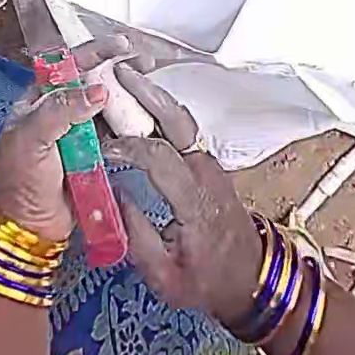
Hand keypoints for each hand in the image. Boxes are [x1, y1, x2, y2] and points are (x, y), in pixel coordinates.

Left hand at [0, 36, 129, 237]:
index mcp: (39, 99)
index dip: (95, 52)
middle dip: (119, 70)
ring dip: (128, 98)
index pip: (68, 65)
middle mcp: (60, 110)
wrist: (28, 226)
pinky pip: (116, 135)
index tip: (121, 46)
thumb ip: (60, 111)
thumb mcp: (31, 139)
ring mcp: (78, 132)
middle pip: (93, 82)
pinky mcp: (94, 155)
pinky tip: (147, 122)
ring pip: (108, 108)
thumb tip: (98, 91)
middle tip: (146, 62)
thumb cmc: (18, 178)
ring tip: (151, 93)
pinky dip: (131, 127)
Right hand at [101, 68, 262, 327]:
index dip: (128, 147)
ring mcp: (209, 163)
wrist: (253, 280)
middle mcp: (205, 173)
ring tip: (124, 75)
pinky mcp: (206, 161)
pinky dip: (159, 107)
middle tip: (117, 73)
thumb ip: (137, 237)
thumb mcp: (166, 278)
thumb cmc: (208, 281)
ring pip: (181, 118)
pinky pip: (182, 126)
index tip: (101, 147)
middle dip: (147, 94)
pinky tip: (139, 97)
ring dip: (153, 95)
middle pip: (178, 121)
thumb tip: (113, 196)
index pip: (160, 158)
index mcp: (195, 201)